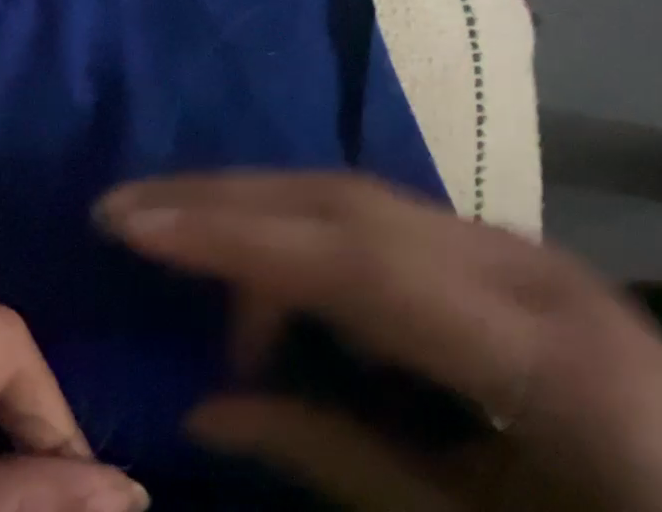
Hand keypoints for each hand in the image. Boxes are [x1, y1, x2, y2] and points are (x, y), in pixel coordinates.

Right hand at [95, 173, 661, 511]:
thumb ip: (340, 463)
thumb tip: (208, 408)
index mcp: (542, 348)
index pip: (350, 256)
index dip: (226, 234)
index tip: (124, 222)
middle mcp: (529, 269)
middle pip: (342, 201)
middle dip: (217, 198)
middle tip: (119, 207)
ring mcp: (522, 253)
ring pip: (355, 200)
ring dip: (251, 211)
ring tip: (170, 241)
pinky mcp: (511, 262)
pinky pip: (381, 226)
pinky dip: (301, 236)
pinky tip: (258, 270)